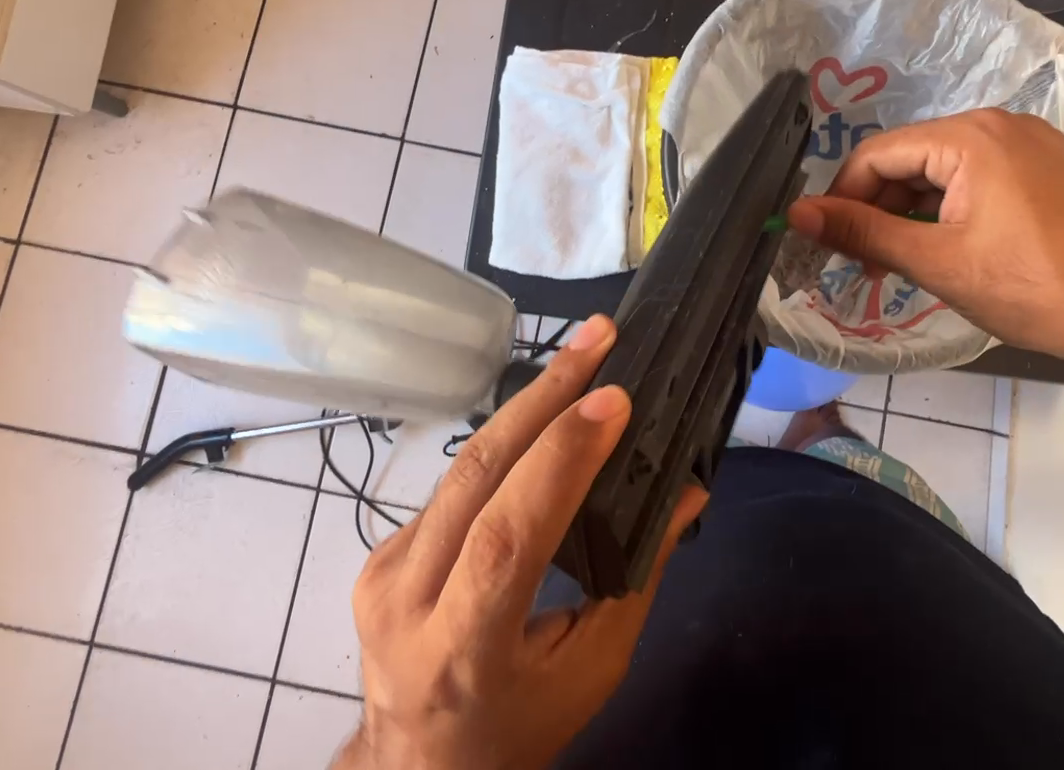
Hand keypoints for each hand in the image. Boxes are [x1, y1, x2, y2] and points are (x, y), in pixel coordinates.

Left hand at [334, 315, 706, 769]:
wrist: (415, 766)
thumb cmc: (518, 726)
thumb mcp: (590, 669)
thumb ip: (637, 578)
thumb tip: (685, 493)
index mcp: (465, 647)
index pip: (509, 536)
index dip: (560, 460)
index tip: (610, 399)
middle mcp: (409, 599)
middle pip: (476, 476)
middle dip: (544, 395)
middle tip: (598, 336)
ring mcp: (383, 570)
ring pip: (462, 467)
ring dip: (527, 405)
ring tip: (581, 355)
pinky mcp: (378, 552)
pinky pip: (454, 486)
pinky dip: (506, 444)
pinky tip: (544, 413)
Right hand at [785, 109, 1063, 369]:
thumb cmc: (1032, 286)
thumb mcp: (935, 261)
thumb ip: (862, 233)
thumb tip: (796, 214)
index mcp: (970, 136)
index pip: (877, 154)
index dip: (843, 198)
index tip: (831, 245)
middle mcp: (1000, 124)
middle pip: (910, 158)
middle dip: (880, 209)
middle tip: (870, 265)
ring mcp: (1031, 143)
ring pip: (943, 170)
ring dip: (913, 213)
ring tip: (908, 264)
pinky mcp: (1050, 168)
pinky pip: (978, 178)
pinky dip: (950, 210)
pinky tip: (951, 249)